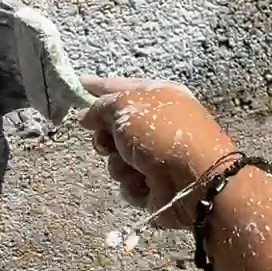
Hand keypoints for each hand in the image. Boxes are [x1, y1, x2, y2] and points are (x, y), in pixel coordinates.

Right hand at [78, 76, 236, 228]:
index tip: (76, 85)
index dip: (96, 87)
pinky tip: (144, 183)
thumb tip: (86, 116)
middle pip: (114, 128)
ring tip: (132, 165)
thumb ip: (100, 107)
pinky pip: (128, 183)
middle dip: (105, 137)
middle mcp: (158, 125)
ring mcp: (157, 157)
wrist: (195, 181)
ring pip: (117, 159)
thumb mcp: (125, 107)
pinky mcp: (155, 185)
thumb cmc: (162, 134)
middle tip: (106, 141)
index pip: (119, 87)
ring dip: (119, 163)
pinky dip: (132, 184)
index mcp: (158, 97)